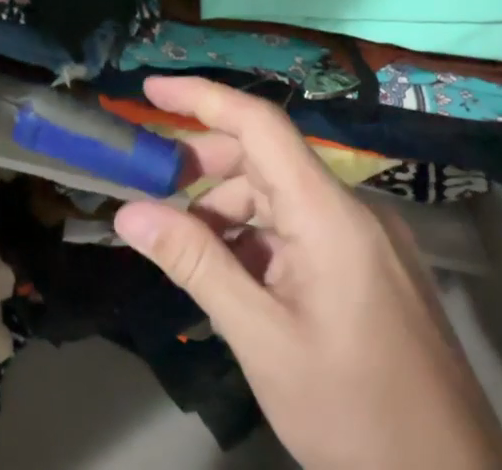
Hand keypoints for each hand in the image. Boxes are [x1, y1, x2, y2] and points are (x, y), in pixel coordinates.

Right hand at [113, 77, 501, 469]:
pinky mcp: (373, 271)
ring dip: (226, 210)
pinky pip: (302, 230)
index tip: (148, 90)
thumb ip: (195, 266)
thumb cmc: (352, 410)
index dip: (201, 97)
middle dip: (203, 166)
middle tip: (149, 191)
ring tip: (184, 249)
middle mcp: (355, 213)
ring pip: (281, 198)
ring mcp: (369, 243)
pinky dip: (256, 238)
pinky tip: (230, 275)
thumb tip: (128, 212)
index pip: (261, 126)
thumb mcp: (261, 338)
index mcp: (331, 216)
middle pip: (267, 159)